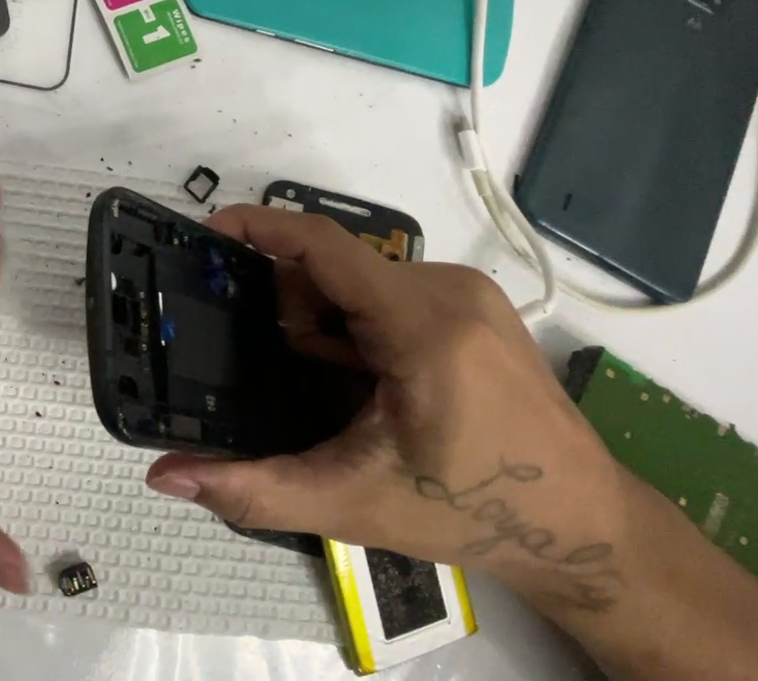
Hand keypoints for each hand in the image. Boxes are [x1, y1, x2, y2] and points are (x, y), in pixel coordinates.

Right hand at [145, 204, 630, 609]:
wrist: (588, 530)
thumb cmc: (478, 512)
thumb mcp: (354, 504)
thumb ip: (255, 490)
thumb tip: (168, 475)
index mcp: (424, 326)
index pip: (324, 244)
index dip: (256, 227)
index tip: (202, 236)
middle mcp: (448, 291)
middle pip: (327, 264)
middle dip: (287, 307)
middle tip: (285, 367)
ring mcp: (465, 294)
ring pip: (351, 275)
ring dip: (317, 317)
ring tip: (332, 383)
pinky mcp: (471, 304)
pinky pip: (380, 286)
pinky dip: (348, 319)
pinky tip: (360, 374)